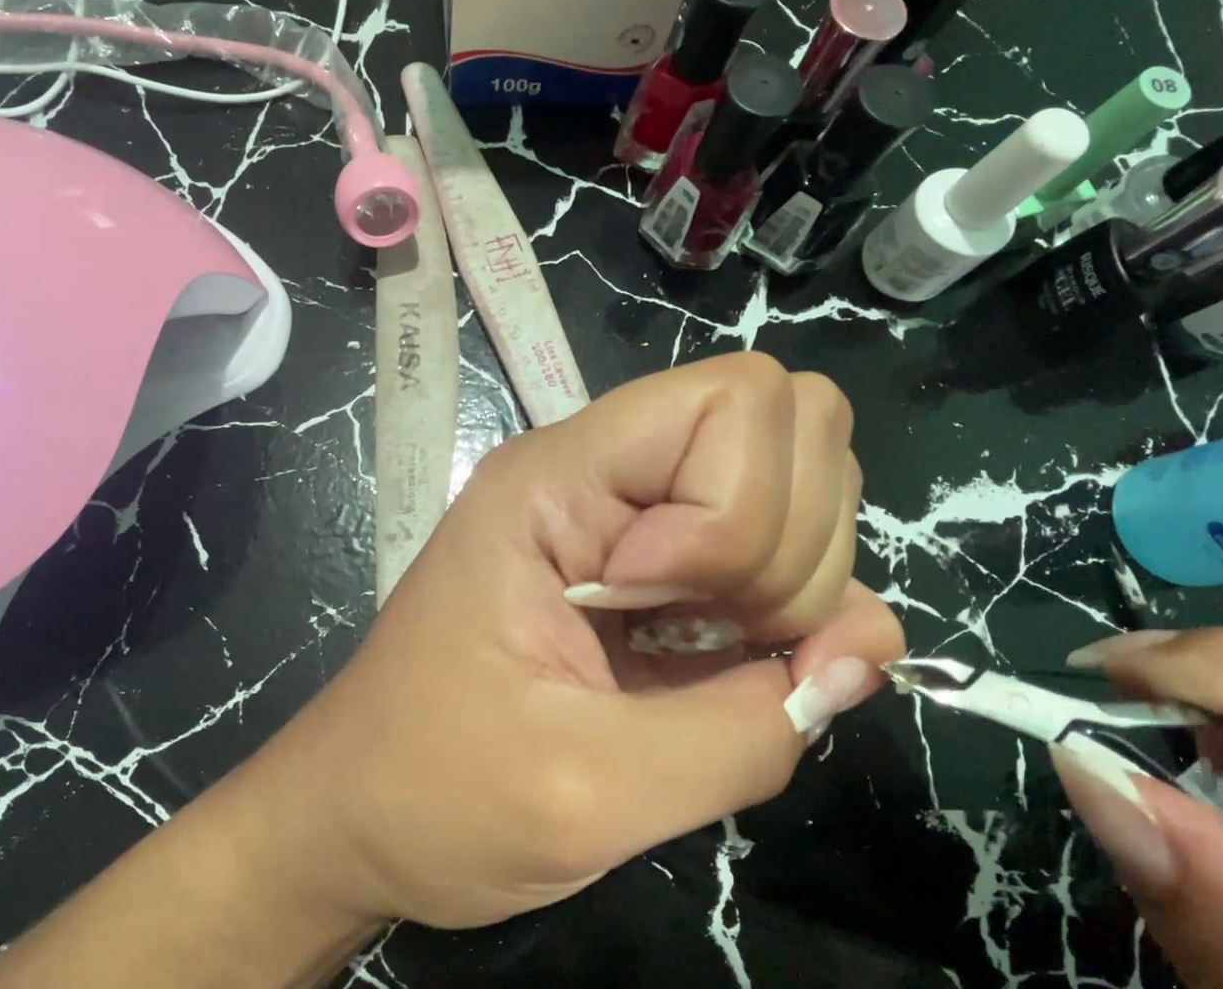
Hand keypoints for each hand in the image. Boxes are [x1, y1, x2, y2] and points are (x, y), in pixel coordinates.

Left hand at [0, 353, 902, 988]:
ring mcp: (631, 519)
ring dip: (795, 578)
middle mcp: (599, 474)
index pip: (736, 400)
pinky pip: (772, 547)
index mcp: (556, 481)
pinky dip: (792, 609)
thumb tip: (864, 654)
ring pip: (796, 479)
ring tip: (712, 660)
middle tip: (710, 636)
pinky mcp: (655, 572)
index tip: (671, 609)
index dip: (737, 514)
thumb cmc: (437, 797)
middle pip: (784, 422)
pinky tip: (746, 673)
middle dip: (787, 541)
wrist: (358, 822)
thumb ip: (744, 727)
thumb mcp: (589, 790)